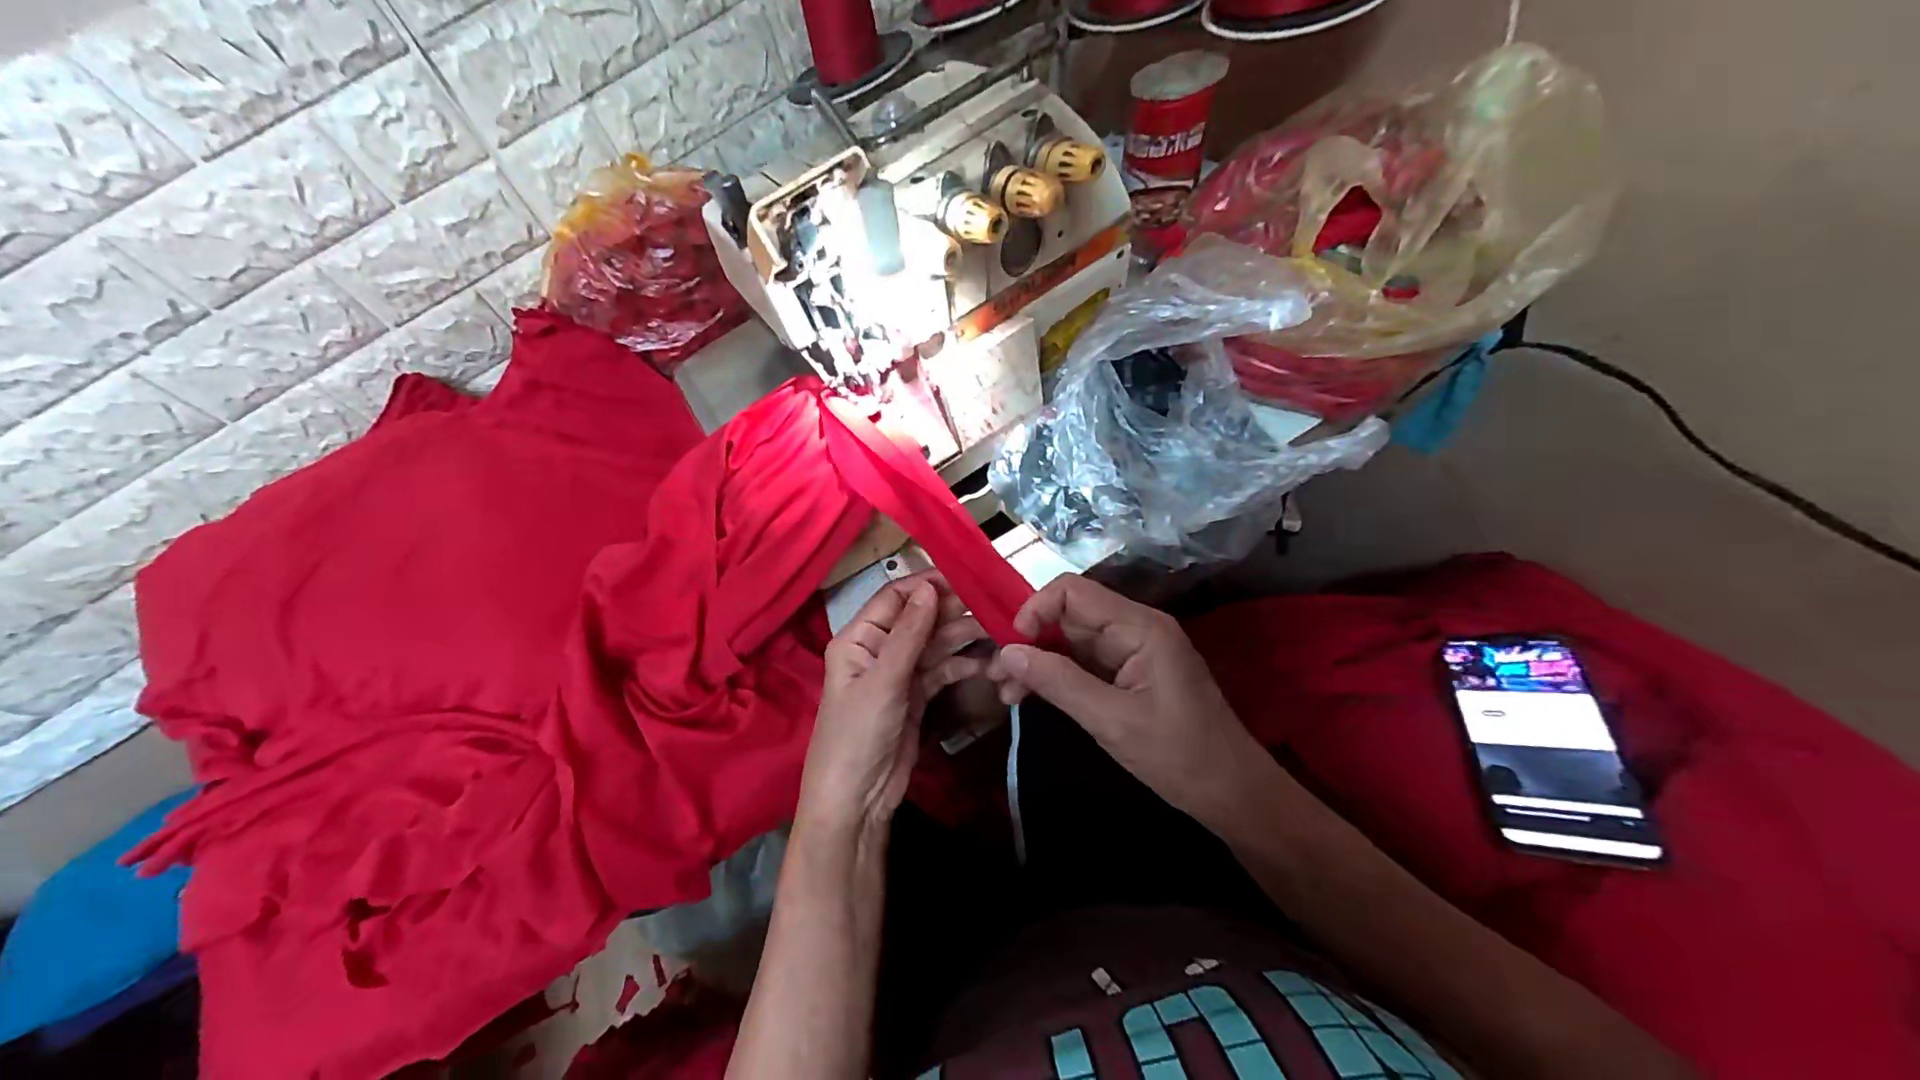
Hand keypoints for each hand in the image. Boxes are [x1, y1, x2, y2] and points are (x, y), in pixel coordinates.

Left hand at [798, 573, 988, 832]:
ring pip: (934, 645)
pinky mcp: (916, 697)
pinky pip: (941, 672)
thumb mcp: (884, 681)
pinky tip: (984, 664)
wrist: (856, 800)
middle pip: (919, 620)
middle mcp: (878, 650)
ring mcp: (898, 674)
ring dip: (961, 638)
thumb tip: (929, 586)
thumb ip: (909, 633)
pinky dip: (961, 666)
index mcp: (858, 638)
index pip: (895, 598)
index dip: (927, 585)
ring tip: (995, 631)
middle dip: (952, 612)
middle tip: (991, 605)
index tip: (966, 578)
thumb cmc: (858, 735)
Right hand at [985, 574, 1270, 824]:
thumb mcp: (1112, 720)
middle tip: (996, 677)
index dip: (1035, 609)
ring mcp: (1131, 652)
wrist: (1231, 793)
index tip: (1011, 646)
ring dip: (1037, 661)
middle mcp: (1134, 629)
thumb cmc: (1179, 756)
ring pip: (1070, 641)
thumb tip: (1007, 653)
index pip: (1073, 592)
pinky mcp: (1128, 674)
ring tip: (1006, 693)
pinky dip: (1055, 676)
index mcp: (1140, 627)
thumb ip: (1058, 682)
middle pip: (1068, 616)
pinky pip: (1082, 663)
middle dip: (1028, 641)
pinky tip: (1029, 696)